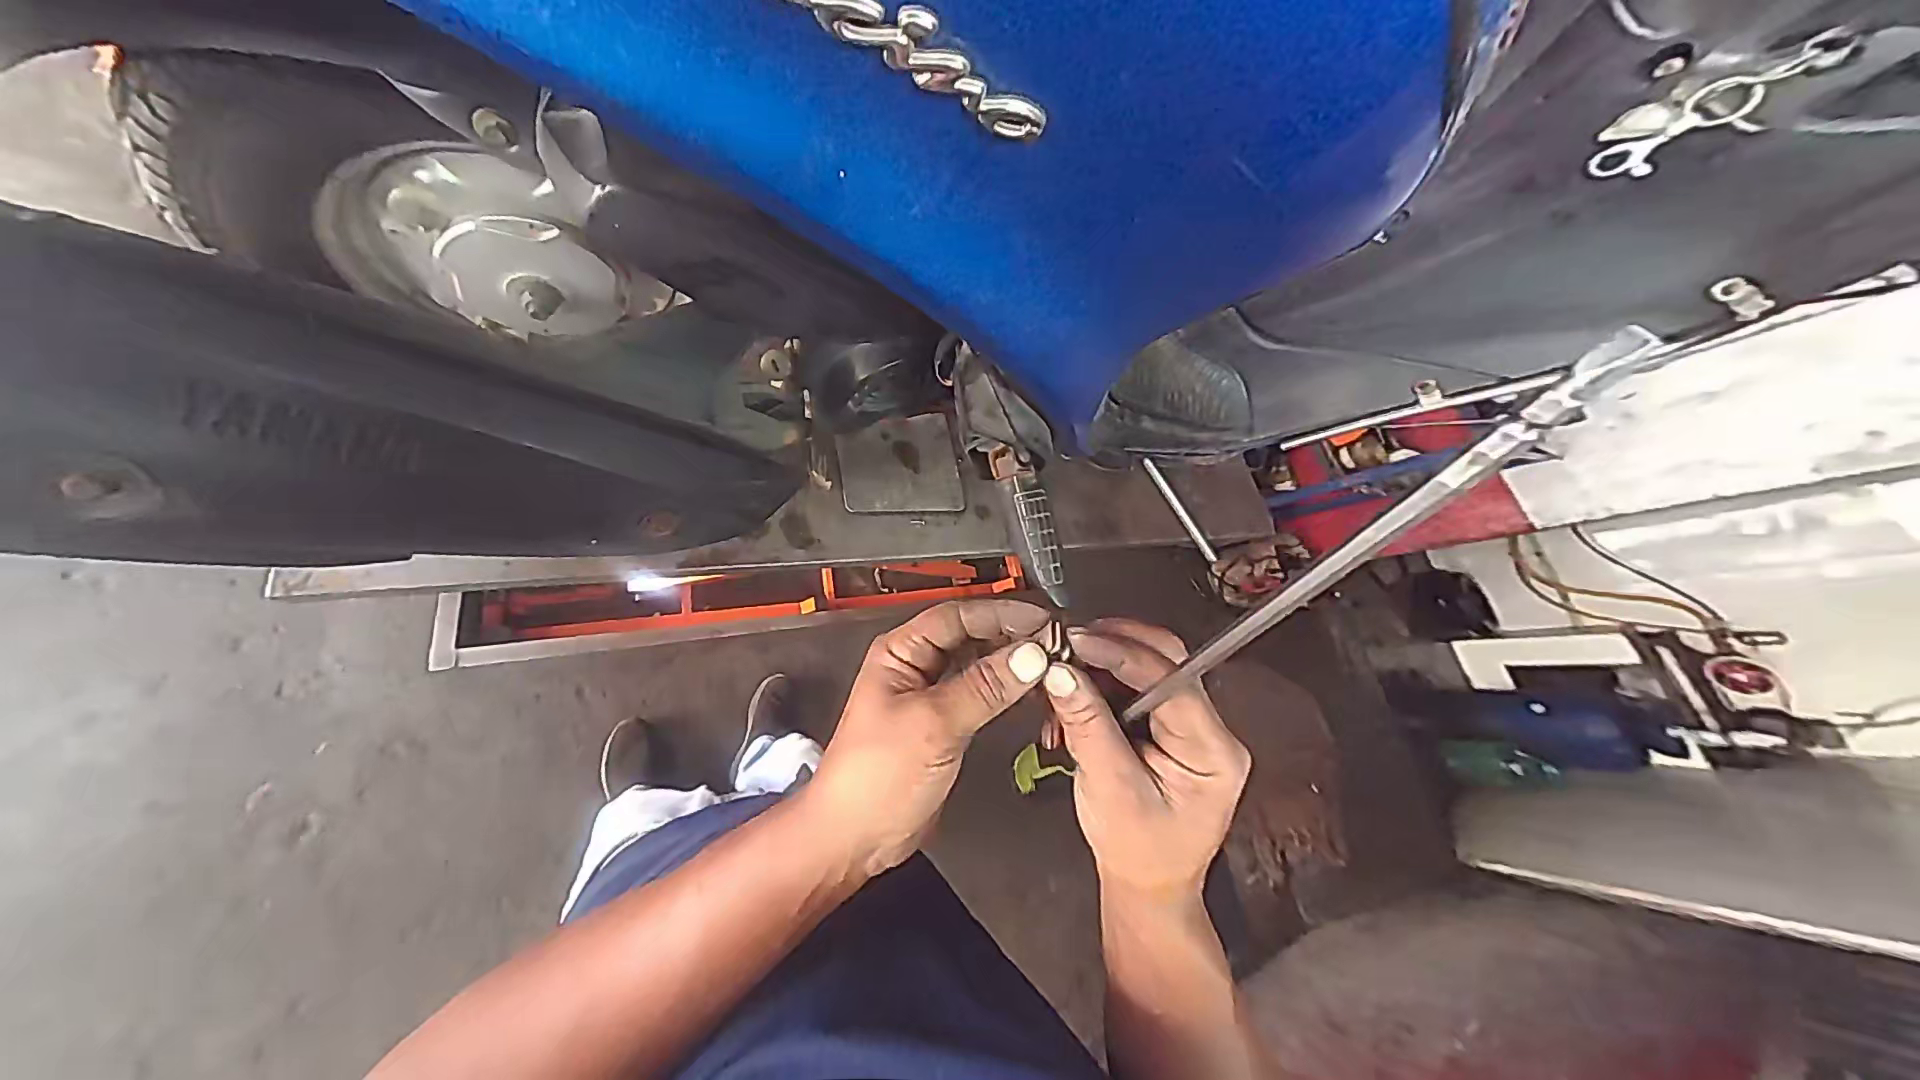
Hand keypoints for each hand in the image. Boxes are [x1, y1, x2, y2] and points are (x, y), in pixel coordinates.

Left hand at [802, 599, 1052, 876]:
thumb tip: (1031, 655)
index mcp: (901, 652)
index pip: (958, 616)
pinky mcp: (946, 721)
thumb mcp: (934, 724)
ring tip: (1050, 664)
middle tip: (1054, 643)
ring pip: (980, 664)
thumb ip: (985, 687)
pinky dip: (1008, 689)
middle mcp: (916, 666)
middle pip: (971, 635)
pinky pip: (982, 693)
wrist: (855, 836)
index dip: (1002, 615)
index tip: (1042, 623)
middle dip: (1012, 636)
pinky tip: (1031, 691)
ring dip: (1013, 662)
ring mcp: (932, 694)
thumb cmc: (873, 778)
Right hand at [1043, 619, 1250, 902]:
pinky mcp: (1166, 723)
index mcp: (1213, 750)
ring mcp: (1188, 724)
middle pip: (1167, 660)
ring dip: (1102, 665)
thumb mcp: (1110, 789)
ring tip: (1064, 676)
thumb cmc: (1141, 852)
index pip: (1170, 679)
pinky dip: (1100, 683)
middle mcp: (1209, 729)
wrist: (1148, 884)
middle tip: (1069, 645)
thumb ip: (1086, 725)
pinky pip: (1133, 685)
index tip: (1078, 643)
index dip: (1121, 654)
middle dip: (1115, 646)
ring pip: (1147, 666)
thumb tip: (1061, 673)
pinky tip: (1075, 696)